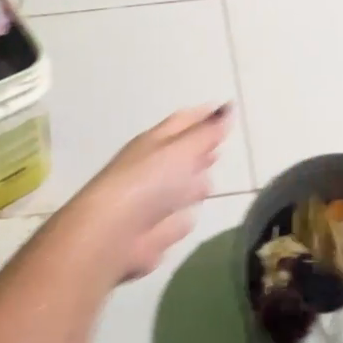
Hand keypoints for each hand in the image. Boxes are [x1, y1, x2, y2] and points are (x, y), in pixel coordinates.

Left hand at [56, 105, 231, 281]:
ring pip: (182, 188)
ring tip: (206, 184)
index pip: (184, 122)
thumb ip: (207, 133)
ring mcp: (151, 200)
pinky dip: (182, 219)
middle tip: (218, 149)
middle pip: (182, 155)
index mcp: (156, 141)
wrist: (114, 233)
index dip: (204, 116)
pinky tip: (185, 218)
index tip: (226, 110)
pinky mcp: (154, 231)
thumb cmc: (149, 182)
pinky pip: (177, 219)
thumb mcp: (183, 150)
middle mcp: (153, 166)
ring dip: (194, 186)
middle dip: (200, 152)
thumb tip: (228, 109)